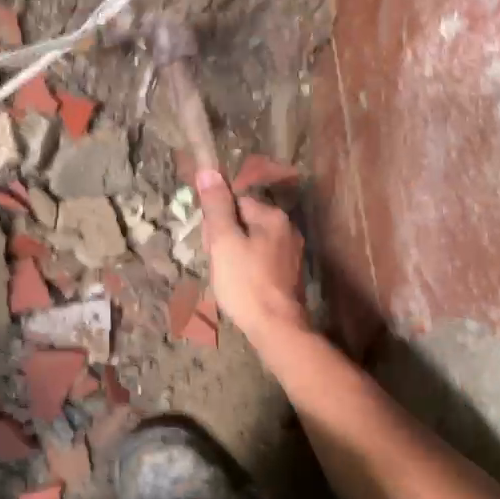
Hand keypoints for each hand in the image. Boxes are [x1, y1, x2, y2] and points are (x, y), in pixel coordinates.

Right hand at [196, 169, 309, 338]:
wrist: (275, 327)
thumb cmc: (245, 283)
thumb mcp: (224, 242)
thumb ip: (216, 206)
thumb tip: (208, 171)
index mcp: (273, 216)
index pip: (235, 202)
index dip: (217, 222)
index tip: (212, 243)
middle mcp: (287, 229)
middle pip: (244, 221)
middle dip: (225, 239)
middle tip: (219, 263)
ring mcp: (291, 253)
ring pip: (250, 242)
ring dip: (233, 255)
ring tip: (227, 277)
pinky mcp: (288, 274)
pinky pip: (260, 260)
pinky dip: (246, 268)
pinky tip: (240, 285)